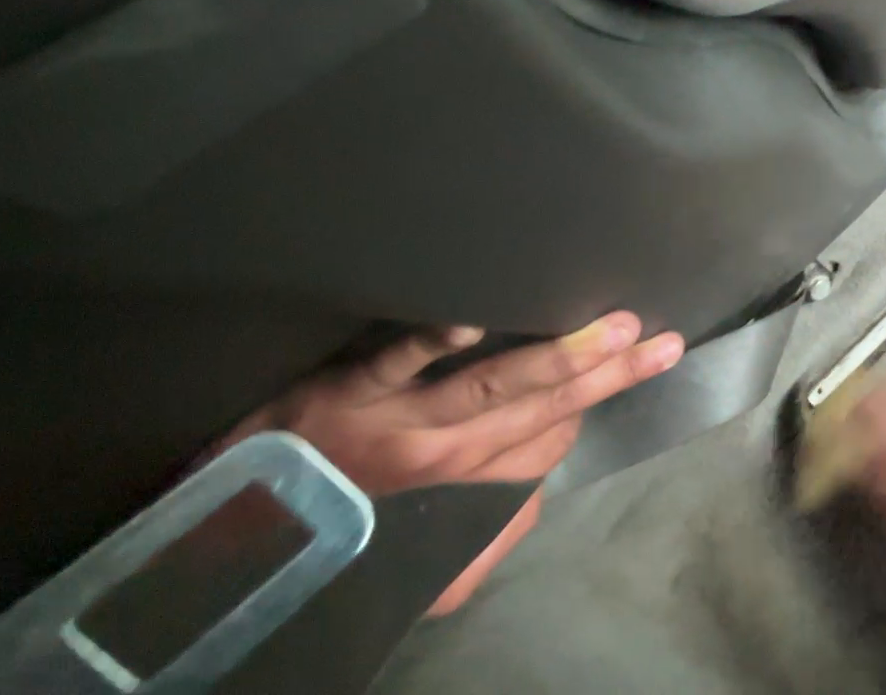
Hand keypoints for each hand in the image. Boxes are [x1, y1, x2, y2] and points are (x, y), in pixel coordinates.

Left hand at [218, 311, 683, 613]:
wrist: (227, 534)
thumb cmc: (343, 528)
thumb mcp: (423, 560)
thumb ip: (492, 530)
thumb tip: (541, 490)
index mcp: (465, 487)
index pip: (551, 439)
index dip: (588, 404)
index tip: (618, 366)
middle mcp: (448, 454)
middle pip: (546, 410)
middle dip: (607, 375)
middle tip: (657, 342)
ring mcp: (402, 417)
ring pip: (498, 384)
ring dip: (561, 356)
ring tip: (614, 327)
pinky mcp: (352, 386)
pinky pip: (398, 362)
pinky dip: (433, 344)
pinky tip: (467, 324)